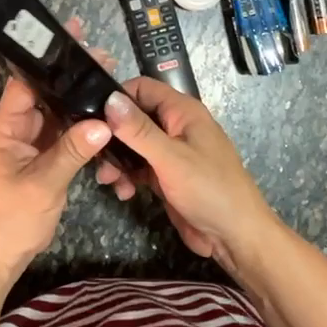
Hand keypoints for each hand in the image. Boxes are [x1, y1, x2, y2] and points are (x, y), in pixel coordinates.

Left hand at [0, 50, 111, 274]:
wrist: (1, 253)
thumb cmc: (11, 218)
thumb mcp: (43, 184)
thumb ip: (72, 152)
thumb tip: (102, 124)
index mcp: (4, 126)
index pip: (24, 82)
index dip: (48, 61)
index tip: (73, 40)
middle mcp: (14, 126)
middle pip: (43, 91)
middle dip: (70, 75)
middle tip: (103, 58)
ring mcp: (28, 139)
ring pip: (55, 109)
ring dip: (78, 97)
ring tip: (108, 77)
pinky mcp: (41, 152)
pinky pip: (61, 129)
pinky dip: (79, 122)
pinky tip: (102, 111)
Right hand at [95, 77, 282, 270]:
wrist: (235, 237)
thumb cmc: (209, 190)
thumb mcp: (170, 158)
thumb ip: (138, 130)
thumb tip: (109, 98)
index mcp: (183, 112)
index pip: (142, 89)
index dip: (117, 98)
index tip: (92, 117)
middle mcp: (176, 126)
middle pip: (134, 118)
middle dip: (112, 136)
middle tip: (94, 155)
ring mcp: (171, 152)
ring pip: (133, 146)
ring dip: (117, 160)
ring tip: (107, 180)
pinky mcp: (166, 176)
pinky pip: (139, 168)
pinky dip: (127, 177)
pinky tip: (123, 192)